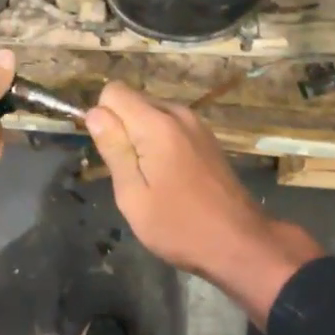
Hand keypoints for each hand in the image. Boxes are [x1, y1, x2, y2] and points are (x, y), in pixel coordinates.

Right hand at [86, 82, 323, 325]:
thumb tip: (94, 114)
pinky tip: (172, 178)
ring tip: (153, 180)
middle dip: (123, 130)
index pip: (114, 92)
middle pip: (133, 101)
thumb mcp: (134, 196)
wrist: (240, 242)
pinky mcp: (207, 137)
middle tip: (132, 175)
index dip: (104, 119)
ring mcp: (197, 124)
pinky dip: (161, 143)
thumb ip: (114, 149)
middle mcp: (178, 113)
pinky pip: (171, 126)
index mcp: (157, 124)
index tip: (112, 154)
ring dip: (142, 138)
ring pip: (152, 114)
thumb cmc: (180, 226)